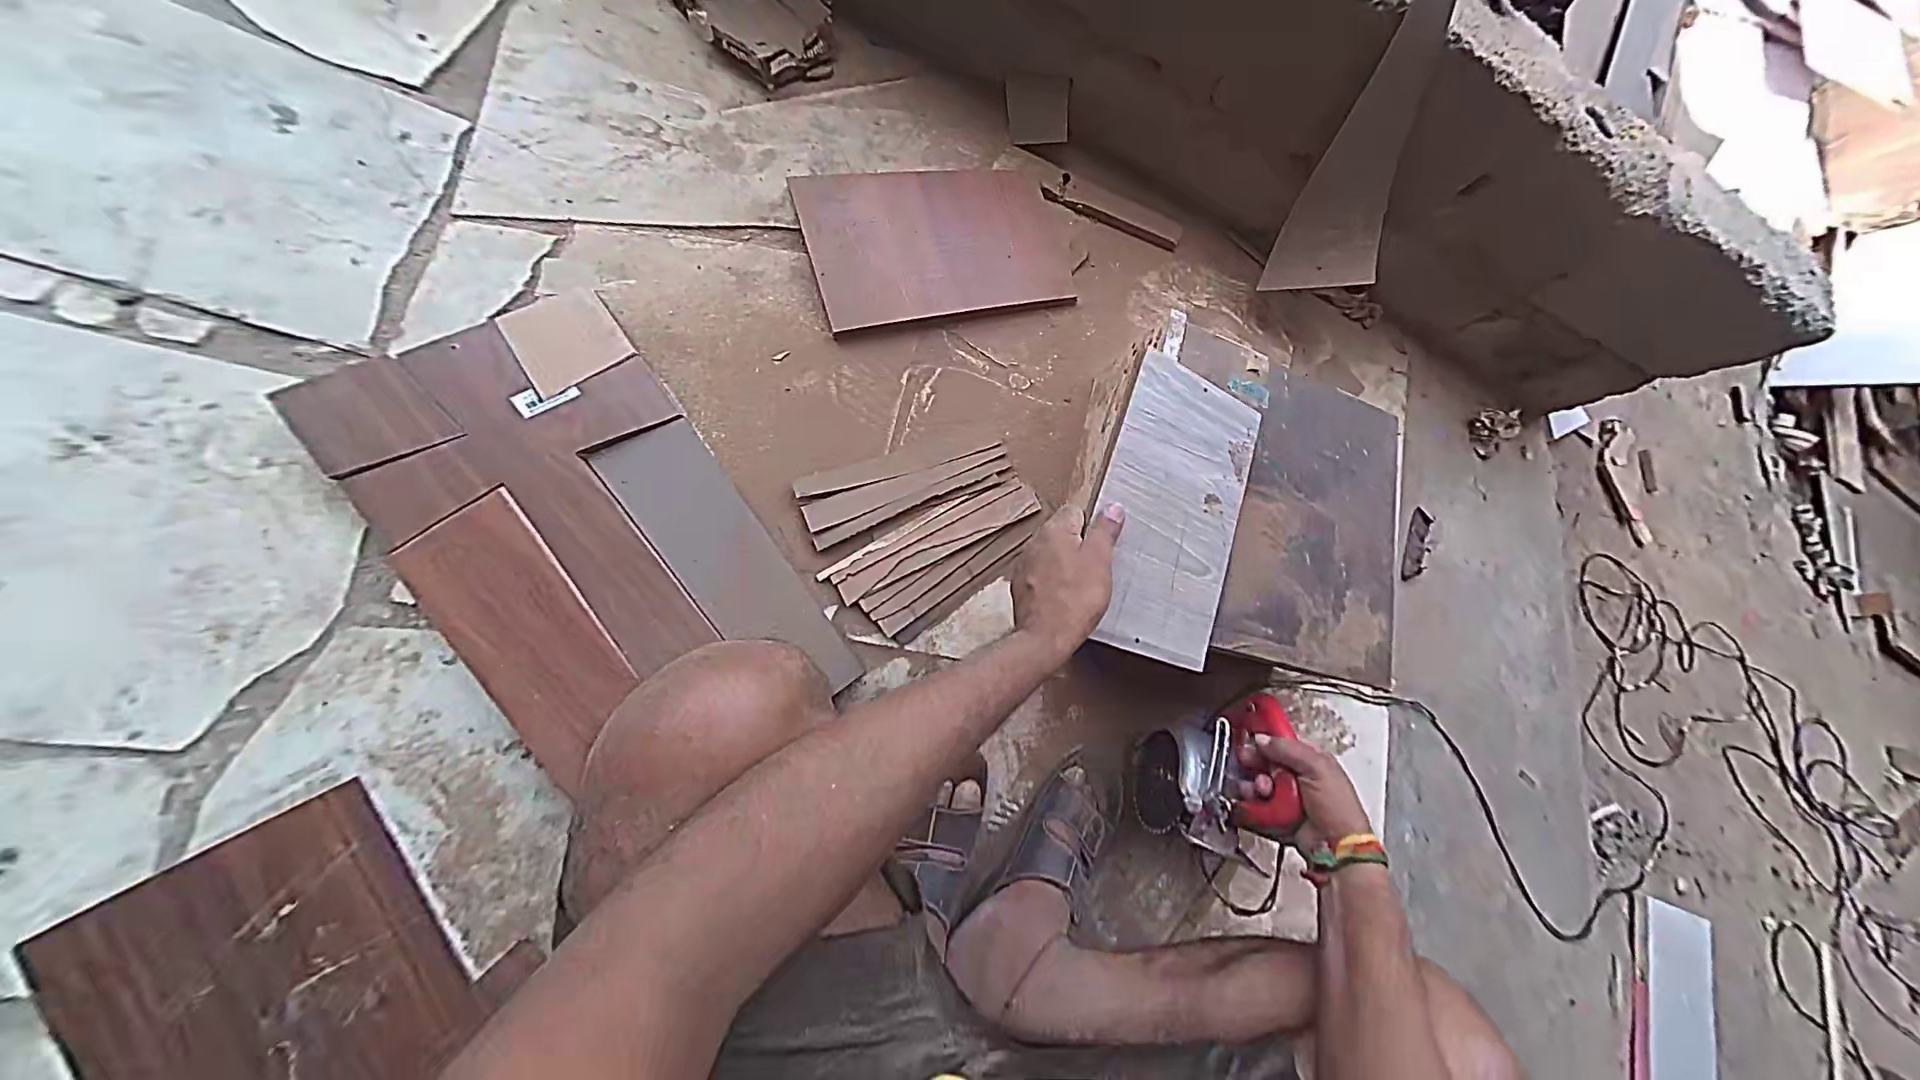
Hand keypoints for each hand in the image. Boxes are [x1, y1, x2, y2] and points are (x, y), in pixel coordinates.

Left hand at [1013, 503, 1123, 657]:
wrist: (1046, 638)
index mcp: (1054, 531)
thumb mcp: (1100, 561)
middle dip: (1078, 544)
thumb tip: (1112, 508)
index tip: (1102, 540)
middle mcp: (1034, 543)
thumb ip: (1104, 532)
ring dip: (1063, 562)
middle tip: (1096, 565)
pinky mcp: (1020, 585)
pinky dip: (1051, 579)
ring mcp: (1024, 564)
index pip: (1074, 511)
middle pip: (1060, 532)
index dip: (1092, 524)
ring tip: (1081, 582)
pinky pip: (1040, 573)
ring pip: (1049, 553)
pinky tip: (1064, 594)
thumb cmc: (1075, 600)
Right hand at [1236, 735, 1371, 848]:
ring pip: (1258, 783)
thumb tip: (1262, 738)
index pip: (1282, 742)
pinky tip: (1259, 804)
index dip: (1266, 741)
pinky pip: (1257, 804)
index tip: (1252, 742)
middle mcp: (1299, 777)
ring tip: (1264, 792)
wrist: (1336, 848)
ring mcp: (1288, 797)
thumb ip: (1288, 749)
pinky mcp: (1278, 814)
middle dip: (1257, 765)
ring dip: (1256, 787)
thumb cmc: (1338, 809)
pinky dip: (1254, 804)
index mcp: (1312, 761)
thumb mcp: (1317, 769)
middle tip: (1253, 767)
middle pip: (1265, 762)